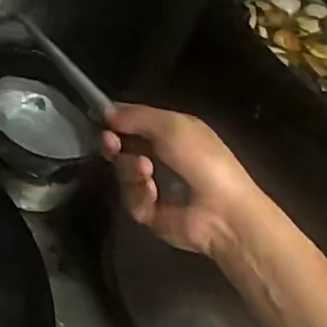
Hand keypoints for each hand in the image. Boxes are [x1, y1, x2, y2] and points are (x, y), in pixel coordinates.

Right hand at [101, 104, 270, 258]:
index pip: (132, 120)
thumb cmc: (203, 161)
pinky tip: (153, 193)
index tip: (102, 118)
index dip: (115, 118)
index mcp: (170, 133)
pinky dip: (139, 193)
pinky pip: (130, 197)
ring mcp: (153, 185)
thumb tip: (105, 112)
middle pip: (120, 145)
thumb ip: (135, 115)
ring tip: (146, 171)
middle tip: (110, 143)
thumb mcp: (172, 125)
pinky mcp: (149, 212)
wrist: (224, 214)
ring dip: (129, 168)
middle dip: (112, 142)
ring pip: (121, 170)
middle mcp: (159, 157)